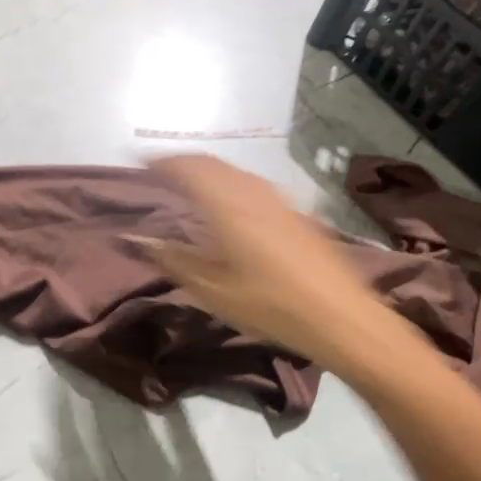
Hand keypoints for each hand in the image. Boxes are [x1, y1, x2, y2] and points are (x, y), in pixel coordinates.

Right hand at [147, 154, 408, 369]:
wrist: (343, 319)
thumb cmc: (271, 305)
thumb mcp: (212, 289)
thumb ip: (172, 259)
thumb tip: (138, 239)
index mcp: (227, 203)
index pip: (187, 167)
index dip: (161, 162)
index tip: (140, 164)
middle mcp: (252, 191)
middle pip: (211, 163)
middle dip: (183, 163)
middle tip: (160, 172)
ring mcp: (278, 200)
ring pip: (234, 172)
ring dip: (208, 171)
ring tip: (189, 186)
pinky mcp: (296, 213)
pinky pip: (252, 185)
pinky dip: (229, 184)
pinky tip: (229, 206)